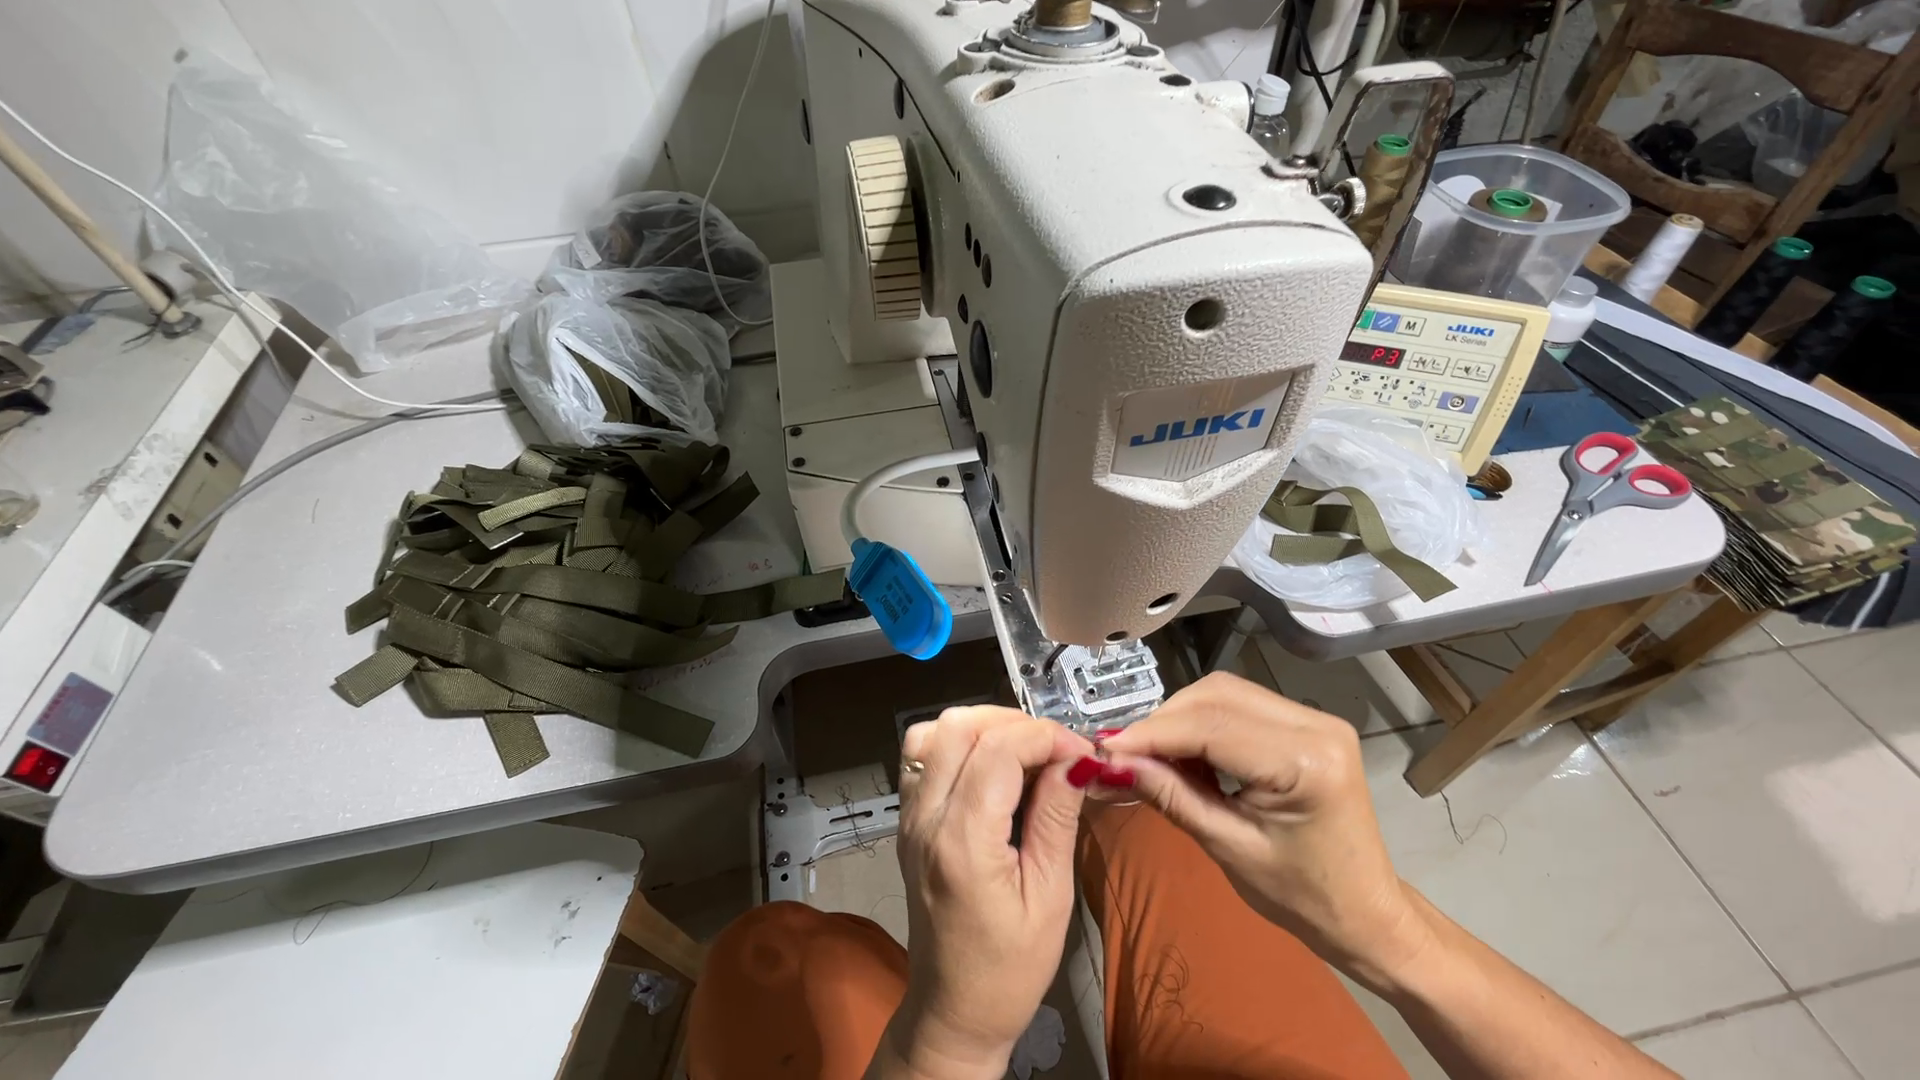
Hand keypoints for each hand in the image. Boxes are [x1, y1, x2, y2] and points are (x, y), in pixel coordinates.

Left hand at [879, 706, 1093, 1078]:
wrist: (954, 1009)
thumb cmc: (1009, 968)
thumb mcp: (1050, 896)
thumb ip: (1057, 817)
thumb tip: (1075, 759)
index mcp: (962, 841)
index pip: (998, 749)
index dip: (1046, 736)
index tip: (1082, 753)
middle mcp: (925, 818)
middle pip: (959, 726)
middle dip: (1015, 723)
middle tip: (1056, 752)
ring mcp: (909, 817)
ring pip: (933, 732)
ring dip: (982, 727)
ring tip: (1024, 753)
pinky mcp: (908, 821)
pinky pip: (922, 756)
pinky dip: (958, 743)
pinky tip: (991, 767)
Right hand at [1097, 672, 1432, 988]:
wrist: (1365, 912)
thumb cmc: (1301, 895)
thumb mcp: (1228, 848)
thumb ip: (1170, 796)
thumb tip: (1111, 762)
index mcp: (1306, 763)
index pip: (1211, 727)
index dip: (1150, 733)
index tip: (1103, 749)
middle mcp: (1316, 725)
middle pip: (1216, 696)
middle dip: (1162, 721)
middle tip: (1123, 754)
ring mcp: (1315, 719)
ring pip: (1224, 693)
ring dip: (1179, 718)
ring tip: (1149, 755)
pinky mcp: (1307, 724)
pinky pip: (1240, 705)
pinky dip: (1202, 722)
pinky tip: (1183, 751)